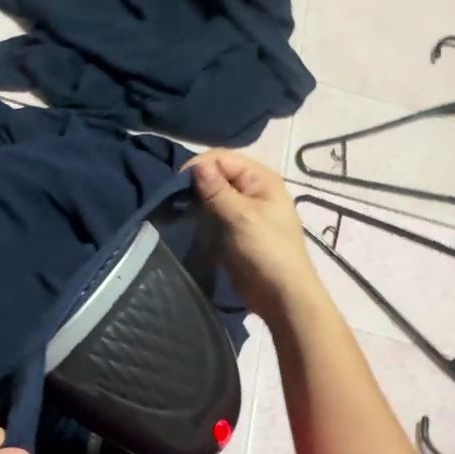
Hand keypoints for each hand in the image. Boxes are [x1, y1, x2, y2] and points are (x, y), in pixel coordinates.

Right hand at [189, 149, 320, 323]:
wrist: (281, 295)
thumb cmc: (266, 251)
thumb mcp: (240, 216)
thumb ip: (217, 190)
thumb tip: (196, 165)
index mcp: (260, 178)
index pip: (221, 158)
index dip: (198, 167)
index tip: (176, 188)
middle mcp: (252, 189)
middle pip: (216, 174)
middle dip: (194, 184)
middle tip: (173, 202)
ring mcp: (243, 210)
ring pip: (212, 195)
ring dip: (195, 201)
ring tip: (176, 212)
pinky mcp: (234, 230)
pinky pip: (213, 214)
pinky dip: (200, 216)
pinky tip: (186, 222)